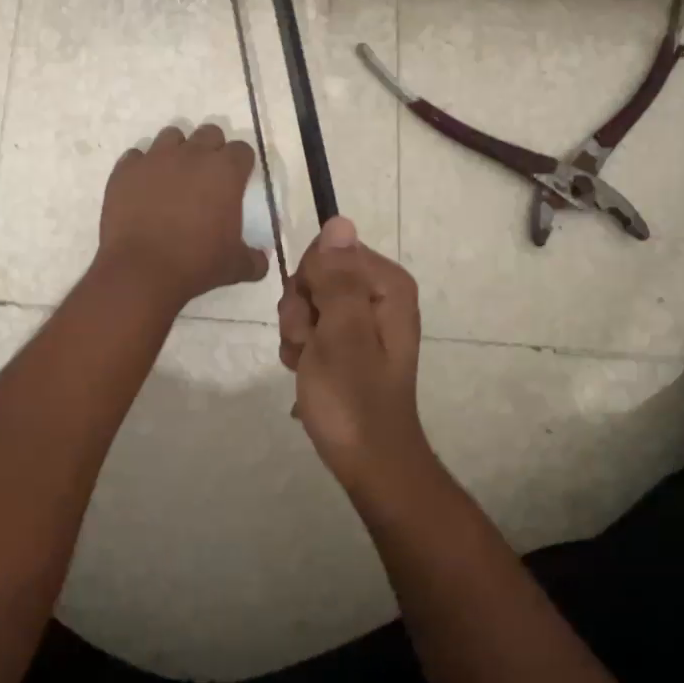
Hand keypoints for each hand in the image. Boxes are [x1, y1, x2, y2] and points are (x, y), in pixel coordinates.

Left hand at [98, 124, 268, 307]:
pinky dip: (142, 167)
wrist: (141, 271)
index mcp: (225, 171)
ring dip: (176, 150)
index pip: (241, 150)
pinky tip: (143, 186)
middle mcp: (191, 155)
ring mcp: (155, 158)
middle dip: (211, 148)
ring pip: (171, 136)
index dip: (241, 163)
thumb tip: (261, 259)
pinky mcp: (125, 170)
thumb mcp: (236, 267)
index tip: (237, 179)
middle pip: (208, 133)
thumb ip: (254, 259)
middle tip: (207, 175)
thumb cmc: (196, 265)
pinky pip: (136, 156)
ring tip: (173, 175)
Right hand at [278, 217, 429, 490]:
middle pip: (315, 275)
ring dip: (297, 332)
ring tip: (308, 364)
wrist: (367, 461)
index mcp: (386, 286)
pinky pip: (311, 327)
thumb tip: (338, 221)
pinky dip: (302, 349)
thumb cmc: (352, 399)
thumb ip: (338, 277)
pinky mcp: (349, 343)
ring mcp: (363, 320)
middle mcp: (379, 295)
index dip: (309, 283)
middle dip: (300, 310)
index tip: (314, 320)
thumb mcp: (340, 333)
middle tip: (309, 345)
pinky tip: (307, 372)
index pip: (327, 250)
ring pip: (307, 302)